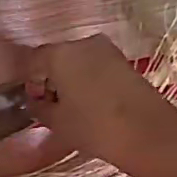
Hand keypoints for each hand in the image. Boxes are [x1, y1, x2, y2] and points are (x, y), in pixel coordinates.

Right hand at [24, 35, 176, 171]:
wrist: (147, 133)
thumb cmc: (93, 127)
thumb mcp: (57, 122)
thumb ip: (38, 108)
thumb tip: (35, 101)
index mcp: (60, 54)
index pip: (33, 61)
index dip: (29, 82)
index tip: (35, 103)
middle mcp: (82, 43)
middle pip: (56, 58)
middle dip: (50, 79)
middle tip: (53, 107)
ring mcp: (107, 50)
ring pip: (77, 61)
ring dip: (70, 80)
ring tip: (74, 109)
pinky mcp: (124, 61)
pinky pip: (95, 66)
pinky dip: (88, 80)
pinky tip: (91, 104)